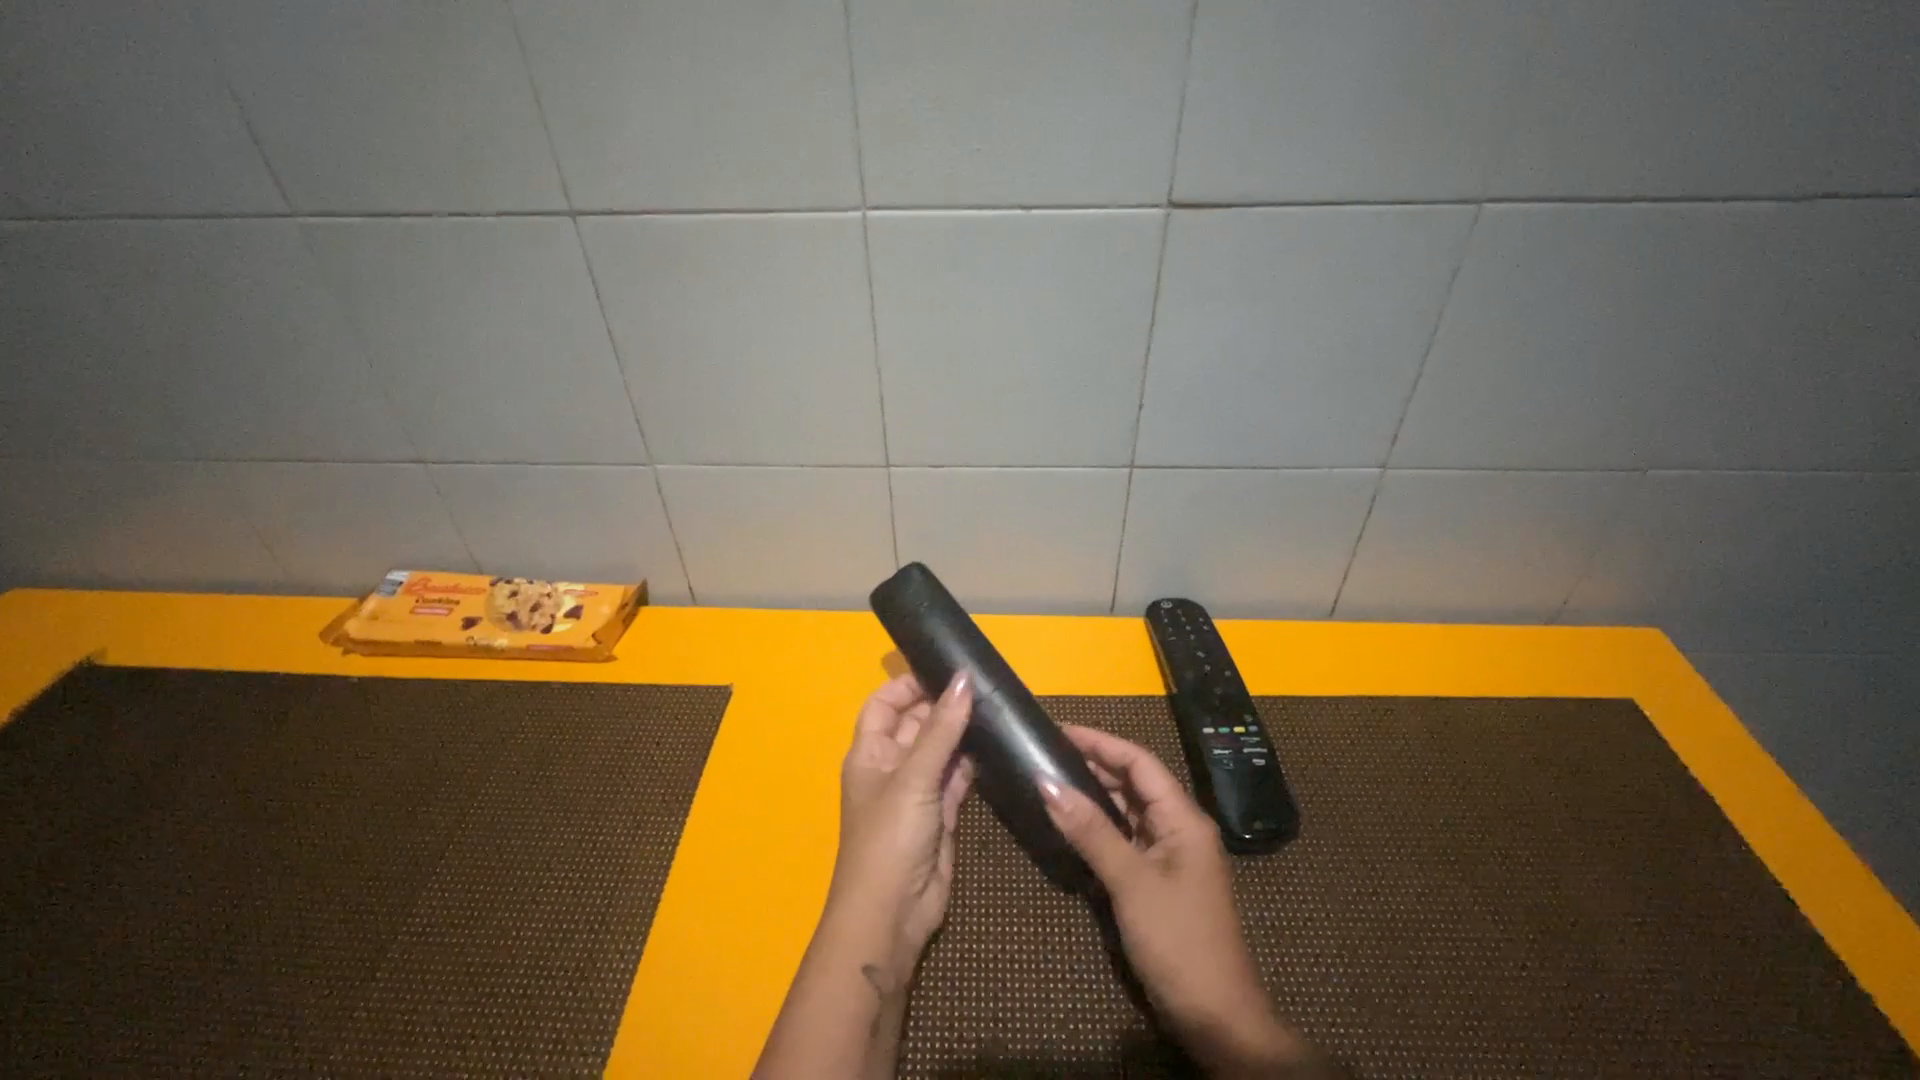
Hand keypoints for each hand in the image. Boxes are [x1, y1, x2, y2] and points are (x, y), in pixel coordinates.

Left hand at [826, 671, 975, 982]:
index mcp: (870, 753)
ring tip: (999, 707)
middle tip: (986, 684)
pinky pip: (958, 778)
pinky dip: (974, 762)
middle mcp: (892, 767)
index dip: (908, 684)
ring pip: (941, 750)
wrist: (892, 914)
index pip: (885, 704)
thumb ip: (942, 729)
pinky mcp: (943, 814)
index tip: (945, 667)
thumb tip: (963, 679)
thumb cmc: (889, 838)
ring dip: (963, 732)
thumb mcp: (913, 778)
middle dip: (944, 705)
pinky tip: (999, 745)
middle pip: (917, 724)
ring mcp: (918, 792)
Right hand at [1041, 725, 1318, 1076]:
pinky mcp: (1160, 884)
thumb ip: (1091, 831)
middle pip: (1135, 784)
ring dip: (1094, 798)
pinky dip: (1100, 831)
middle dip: (1093, 766)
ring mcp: (1171, 858)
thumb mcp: (1131, 882)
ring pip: (1129, 814)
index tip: (1058, 730)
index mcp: (1184, 819)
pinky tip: (1071, 828)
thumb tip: (1047, 783)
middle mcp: (1180, 829)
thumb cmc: (1178, 941)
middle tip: (1044, 754)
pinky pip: (1127, 842)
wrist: (1217, 1017)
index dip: (1100, 742)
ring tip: (1050, 782)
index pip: (1140, 762)